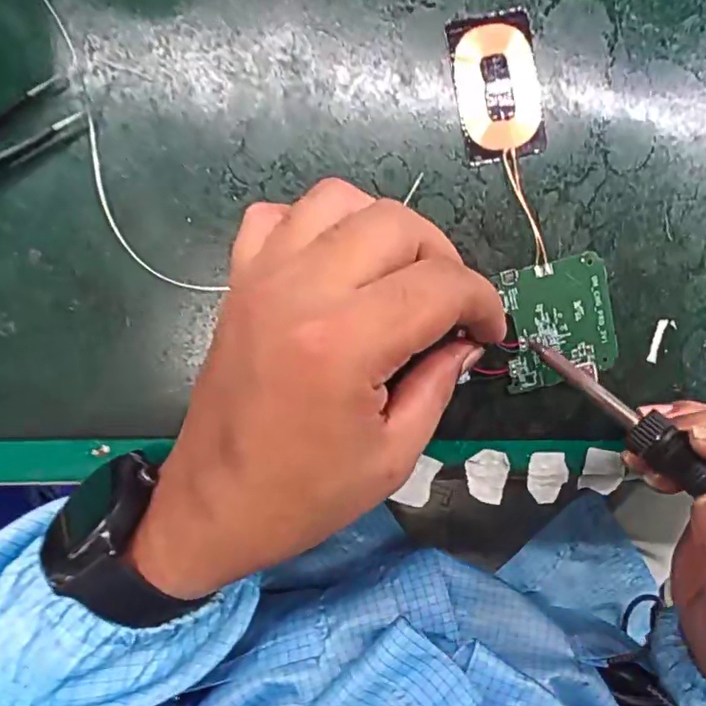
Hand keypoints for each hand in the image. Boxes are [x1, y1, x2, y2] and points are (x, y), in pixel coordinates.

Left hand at [128, 178, 506, 598]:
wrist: (216, 506)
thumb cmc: (305, 496)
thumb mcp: (393, 456)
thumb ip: (439, 383)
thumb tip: (465, 338)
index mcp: (344, 343)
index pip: (440, 284)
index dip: (482, 302)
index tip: (489, 331)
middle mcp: (301, 291)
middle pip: (395, 223)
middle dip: (442, 259)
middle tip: (449, 309)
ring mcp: (262, 279)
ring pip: (339, 200)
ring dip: (384, 228)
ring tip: (397, 279)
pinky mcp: (238, 284)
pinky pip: (278, 217)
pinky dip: (316, 227)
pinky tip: (333, 268)